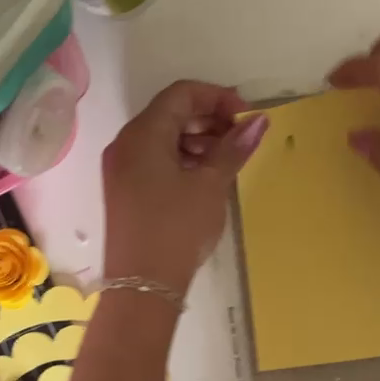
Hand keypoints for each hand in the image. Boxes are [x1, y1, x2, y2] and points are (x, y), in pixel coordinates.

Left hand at [102, 80, 268, 291]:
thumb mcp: (211, 186)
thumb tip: (258, 121)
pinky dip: (181, 159)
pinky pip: (153, 159)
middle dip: (208, 119)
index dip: (218, 97)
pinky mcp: (124, 190)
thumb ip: (233, 148)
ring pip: (162, 137)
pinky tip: (203, 178)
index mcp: (143, 133)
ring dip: (196, 140)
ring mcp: (121, 168)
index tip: (246, 118)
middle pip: (170, 112)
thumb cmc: (177, 229)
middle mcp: (125, 143)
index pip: (182, 94)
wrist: (142, 286)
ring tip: (225, 161)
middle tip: (239, 139)